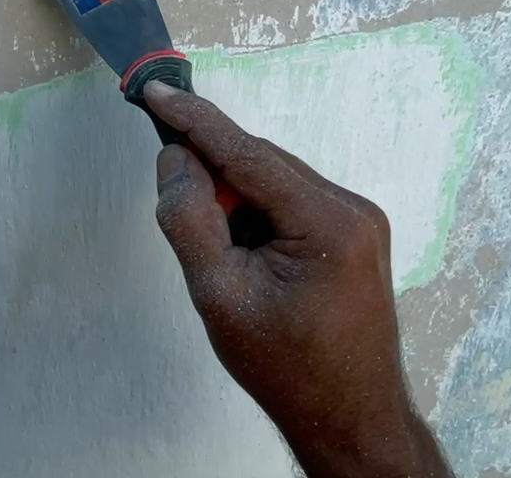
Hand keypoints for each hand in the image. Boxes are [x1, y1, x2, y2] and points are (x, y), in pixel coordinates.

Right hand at [144, 80, 452, 477]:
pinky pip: (283, 192)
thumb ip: (188, 217)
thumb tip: (177, 157)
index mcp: (325, 221)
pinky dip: (250, 203)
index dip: (193, 118)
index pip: (244, 152)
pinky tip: (242, 242)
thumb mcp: (217, 294)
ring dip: (229, 189)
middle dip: (208, 166)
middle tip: (174, 196)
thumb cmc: (283, 366)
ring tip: (219, 244)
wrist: (351, 421)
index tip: (154, 90)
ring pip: (268, 173)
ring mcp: (356, 215)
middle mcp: (349, 206)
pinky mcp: (350, 228)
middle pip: (257, 159)